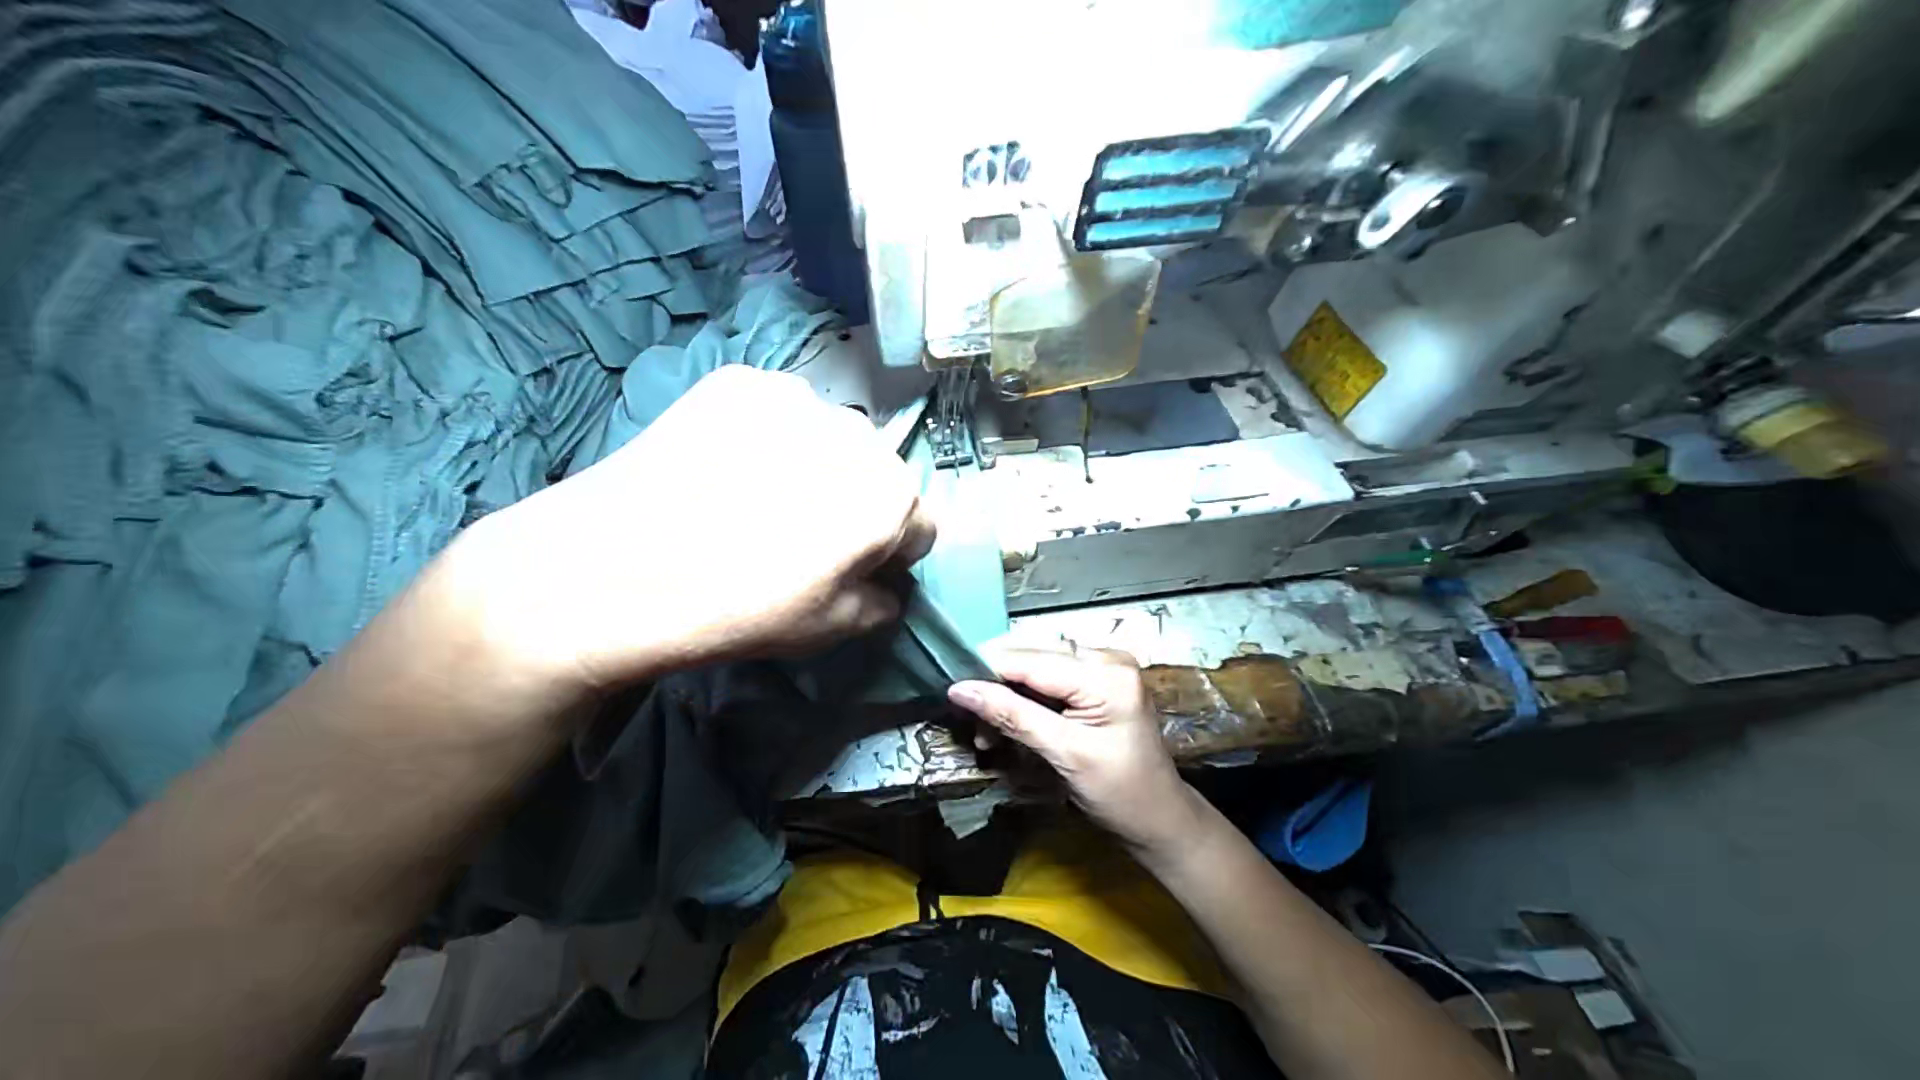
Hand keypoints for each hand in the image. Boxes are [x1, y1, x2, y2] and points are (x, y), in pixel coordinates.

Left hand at [426, 366, 934, 701]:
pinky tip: (725, 465)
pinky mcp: (741, 380)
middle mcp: (859, 435)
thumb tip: (883, 586)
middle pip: (878, 474)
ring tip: (758, 494)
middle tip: (802, 532)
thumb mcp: (826, 629)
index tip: (856, 568)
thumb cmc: (736, 610)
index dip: (892, 553)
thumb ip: (878, 604)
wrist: (613, 568)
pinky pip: (778, 411)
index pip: (921, 525)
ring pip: (831, 437)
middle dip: (856, 501)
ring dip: (816, 461)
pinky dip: (766, 434)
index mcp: (891, 498)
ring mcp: (798, 397)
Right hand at [947, 647, 1201, 857]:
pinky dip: (1026, 703)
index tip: (953, 695)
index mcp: (1106, 673)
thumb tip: (959, 689)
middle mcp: (1105, 658)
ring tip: (989, 736)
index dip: (987, 673)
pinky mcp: (1097, 681)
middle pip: (1031, 659)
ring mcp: (1103, 667)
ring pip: (1035, 669)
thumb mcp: (1063, 754)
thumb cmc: (1120, 793)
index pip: (1030, 661)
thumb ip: (1011, 716)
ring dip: (1008, 699)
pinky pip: (1049, 680)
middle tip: (976, 729)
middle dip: (997, 690)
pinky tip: (1011, 727)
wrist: (1159, 819)